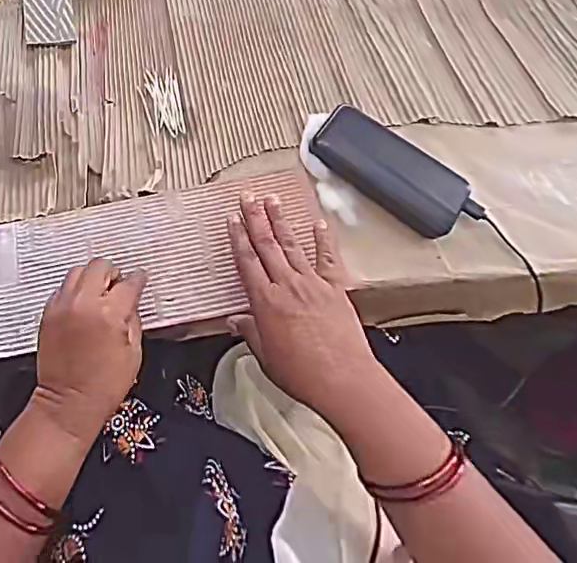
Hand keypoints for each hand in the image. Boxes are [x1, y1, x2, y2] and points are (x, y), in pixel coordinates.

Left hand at [32, 259, 148, 442]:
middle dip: (113, 273)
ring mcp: (63, 306)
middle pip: (100, 266)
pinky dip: (74, 291)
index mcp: (109, 313)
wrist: (67, 407)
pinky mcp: (48, 314)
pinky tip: (82, 305)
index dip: (138, 280)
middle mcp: (84, 304)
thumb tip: (131, 303)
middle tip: (118, 286)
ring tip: (98, 293)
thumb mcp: (134, 354)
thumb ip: (134, 320)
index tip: (139, 279)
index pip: (129, 283)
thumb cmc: (101, 388)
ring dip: (92, 278)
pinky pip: (63, 288)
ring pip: (79, 271)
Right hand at [225, 192, 386, 427]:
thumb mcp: (266, 357)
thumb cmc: (303, 375)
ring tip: (272, 200)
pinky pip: (327, 258)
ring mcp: (312, 283)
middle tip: (247, 196)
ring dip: (280, 220)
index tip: (232, 219)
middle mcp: (287, 286)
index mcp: (266, 302)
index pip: (247, 261)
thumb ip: (250, 333)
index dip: (238, 237)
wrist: (343, 381)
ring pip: (292, 244)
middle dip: (255, 217)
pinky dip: (322, 240)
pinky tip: (318, 224)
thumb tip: (236, 321)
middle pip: (266, 244)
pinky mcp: (335, 289)